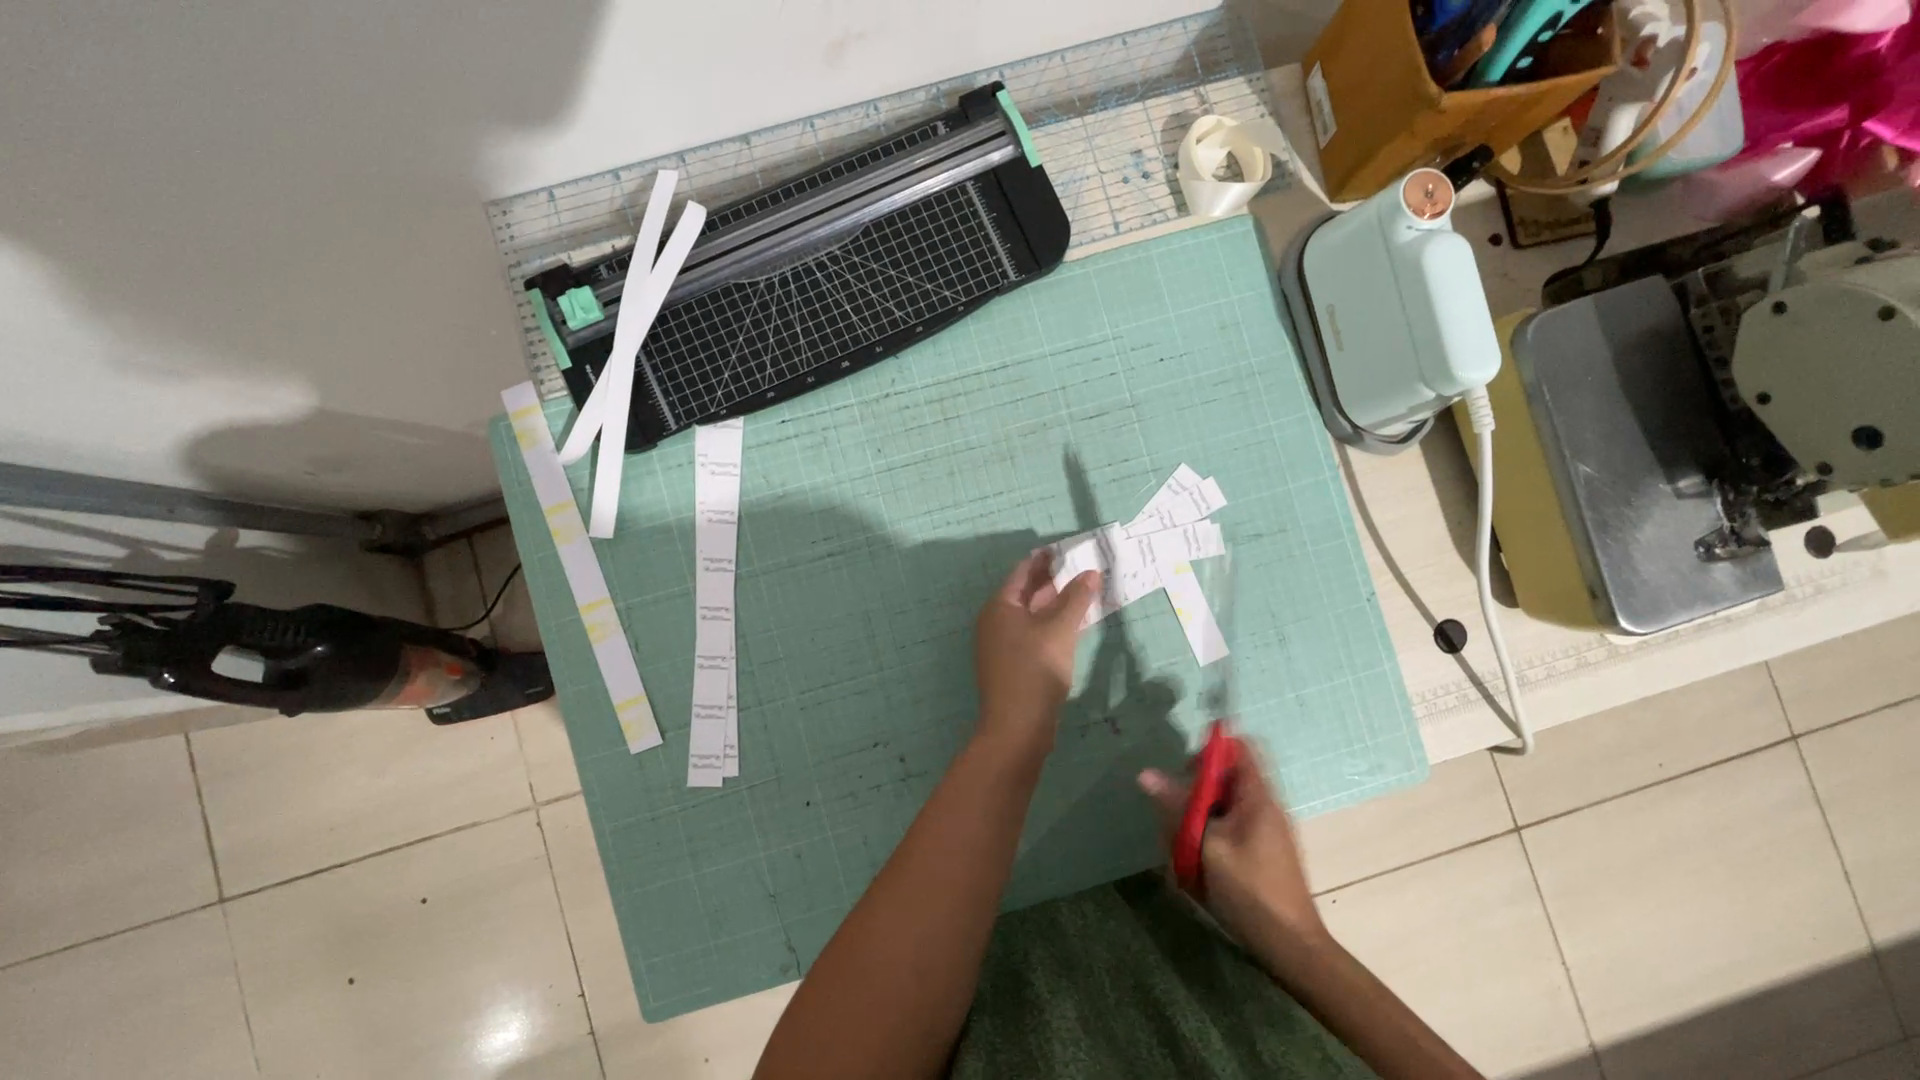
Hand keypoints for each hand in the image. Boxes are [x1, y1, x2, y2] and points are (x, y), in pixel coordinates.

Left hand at [973, 550, 1100, 755]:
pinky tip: (1075, 625)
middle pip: (1026, 592)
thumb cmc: (1036, 669)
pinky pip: (1034, 634)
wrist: (1017, 727)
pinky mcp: (1014, 665)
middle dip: (1053, 580)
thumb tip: (1091, 572)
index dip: (1045, 559)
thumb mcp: (1061, 629)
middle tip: (1082, 566)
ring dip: (1056, 604)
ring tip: (1085, 591)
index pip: (1023, 571)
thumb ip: (1077, 598)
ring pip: (1032, 615)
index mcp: (1000, 606)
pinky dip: (1053, 625)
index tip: (1067, 548)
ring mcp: (1003, 645)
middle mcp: (996, 622)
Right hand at [1138, 747, 1327, 959]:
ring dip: (1198, 819)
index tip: (1184, 772)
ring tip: (1183, 846)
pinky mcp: (1260, 851)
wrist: (1290, 944)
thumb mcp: (1206, 847)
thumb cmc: (1249, 891)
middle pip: (1225, 777)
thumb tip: (1147, 774)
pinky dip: (1208, 837)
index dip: (1210, 750)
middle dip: (1195, 791)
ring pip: (1222, 806)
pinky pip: (1228, 828)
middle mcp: (1264, 806)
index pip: (1238, 747)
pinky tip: (1196, 864)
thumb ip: (1178, 807)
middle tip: (1175, 815)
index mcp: (1258, 797)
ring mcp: (1265, 830)